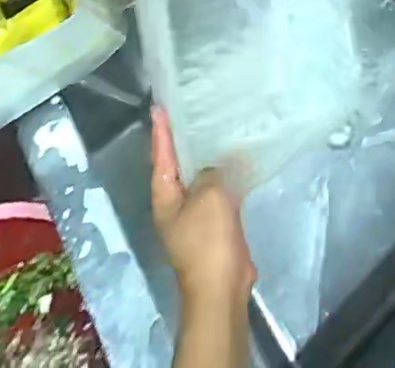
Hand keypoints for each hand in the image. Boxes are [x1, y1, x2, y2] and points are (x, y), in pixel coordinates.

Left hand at [150, 105, 255, 307]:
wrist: (221, 288)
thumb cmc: (207, 240)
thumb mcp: (209, 196)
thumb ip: (210, 172)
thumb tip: (214, 166)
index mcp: (165, 196)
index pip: (161, 155)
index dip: (161, 131)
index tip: (159, 107)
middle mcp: (175, 204)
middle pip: (177, 165)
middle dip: (182, 140)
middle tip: (189, 110)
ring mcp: (194, 216)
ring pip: (198, 177)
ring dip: (205, 156)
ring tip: (214, 128)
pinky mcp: (214, 224)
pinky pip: (216, 191)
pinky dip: (223, 174)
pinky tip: (235, 160)